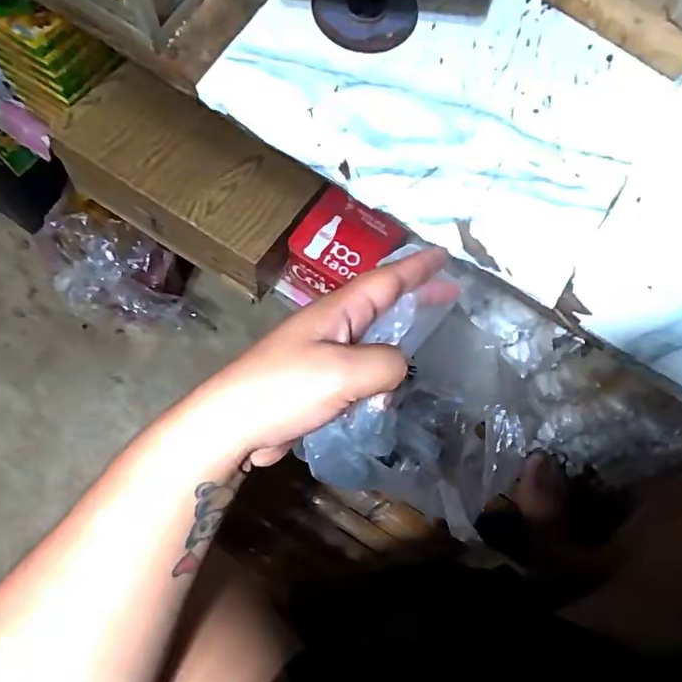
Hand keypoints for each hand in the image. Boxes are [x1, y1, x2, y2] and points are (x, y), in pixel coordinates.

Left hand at [180, 247, 454, 467]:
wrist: (231, 425)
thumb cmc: (285, 389)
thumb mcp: (345, 371)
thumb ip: (387, 363)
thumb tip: (399, 367)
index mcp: (336, 311)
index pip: (385, 280)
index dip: (417, 268)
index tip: (445, 256)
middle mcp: (330, 325)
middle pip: (380, 302)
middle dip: (415, 295)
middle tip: (449, 293)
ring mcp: (320, 353)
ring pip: (371, 337)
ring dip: (400, 333)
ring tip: (427, 336)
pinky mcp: (316, 382)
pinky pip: (359, 368)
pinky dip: (381, 371)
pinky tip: (390, 387)